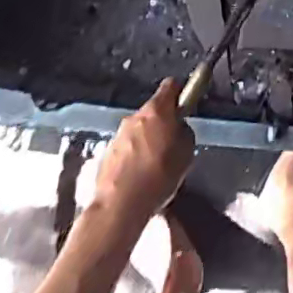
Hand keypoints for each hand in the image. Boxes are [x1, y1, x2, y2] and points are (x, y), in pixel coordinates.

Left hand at [94, 79, 194, 228]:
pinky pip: (126, 148)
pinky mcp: (105, 155)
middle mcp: (134, 117)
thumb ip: (184, 131)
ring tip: (155, 164)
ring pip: (138, 130)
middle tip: (172, 142)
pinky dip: (133, 156)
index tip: (186, 104)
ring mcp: (117, 136)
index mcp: (157, 110)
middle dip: (163, 121)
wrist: (119, 207)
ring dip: (147, 139)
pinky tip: (139, 175)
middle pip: (153, 110)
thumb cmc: (159, 175)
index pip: (171, 85)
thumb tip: (178, 128)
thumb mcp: (187, 150)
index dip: (181, 92)